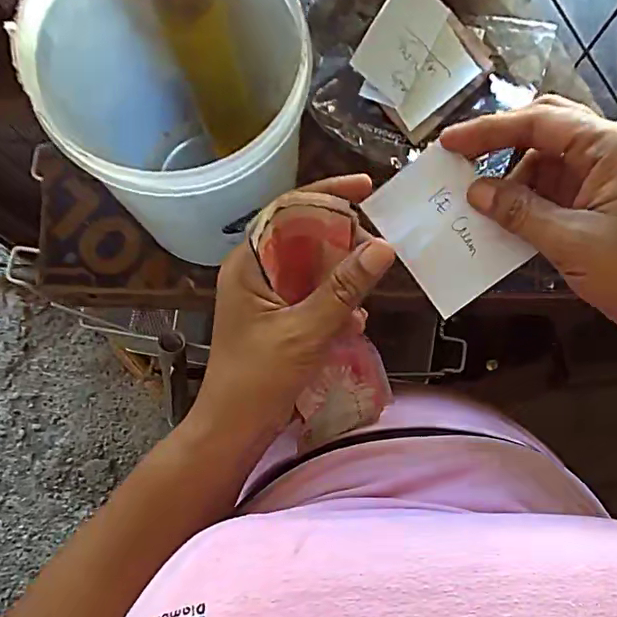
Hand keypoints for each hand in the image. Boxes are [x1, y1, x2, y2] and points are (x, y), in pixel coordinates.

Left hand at [191, 174, 396, 440]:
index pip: (287, 211)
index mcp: (248, 264)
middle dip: (342, 242)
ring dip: (342, 279)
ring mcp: (266, 298)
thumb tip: (383, 247)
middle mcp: (254, 273)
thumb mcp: (305, 332)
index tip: (365, 186)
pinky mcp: (278, 321)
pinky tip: (354, 323)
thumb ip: (343, 289)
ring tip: (369, 292)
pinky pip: (312, 299)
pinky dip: (334, 306)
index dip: (327, 194)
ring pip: (312, 271)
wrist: (233, 429)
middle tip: (380, 247)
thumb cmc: (257, 380)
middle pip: (303, 238)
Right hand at [438, 96, 616, 338]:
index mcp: (613, 147)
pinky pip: (556, 193)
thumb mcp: (572, 242)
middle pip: (546, 131)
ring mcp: (609, 179)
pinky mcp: (603, 204)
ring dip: (513, 181)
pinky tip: (505, 220)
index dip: (489, 130)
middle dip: (501, 145)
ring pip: (548, 164)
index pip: (541, 122)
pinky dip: (528, 203)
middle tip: (461, 161)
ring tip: (479, 204)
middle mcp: (612, 152)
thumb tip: (477, 192)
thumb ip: (520, 213)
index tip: (450, 141)